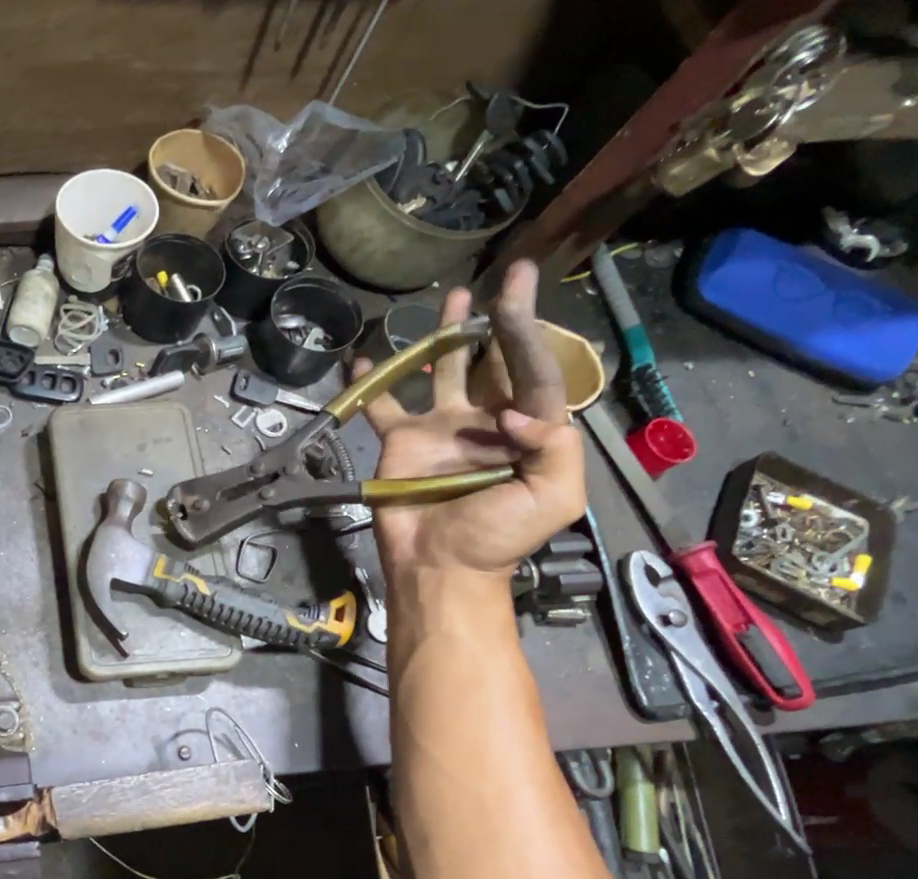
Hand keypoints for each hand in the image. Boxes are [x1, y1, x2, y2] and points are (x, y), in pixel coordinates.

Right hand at [359, 260, 586, 578]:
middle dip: (502, 318)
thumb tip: (511, 411)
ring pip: (443, 369)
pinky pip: (384, 405)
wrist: (439, 564)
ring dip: (447, 334)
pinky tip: (362, 358)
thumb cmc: (498, 536)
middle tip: (513, 274)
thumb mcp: (553, 498)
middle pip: (493, 358)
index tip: (516, 302)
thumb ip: (554, 449)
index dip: (527, 333)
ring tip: (452, 298)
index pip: (532, 370)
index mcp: (526, 430)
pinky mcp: (400, 440)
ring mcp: (440, 427)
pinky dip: (371, 382)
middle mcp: (484, 418)